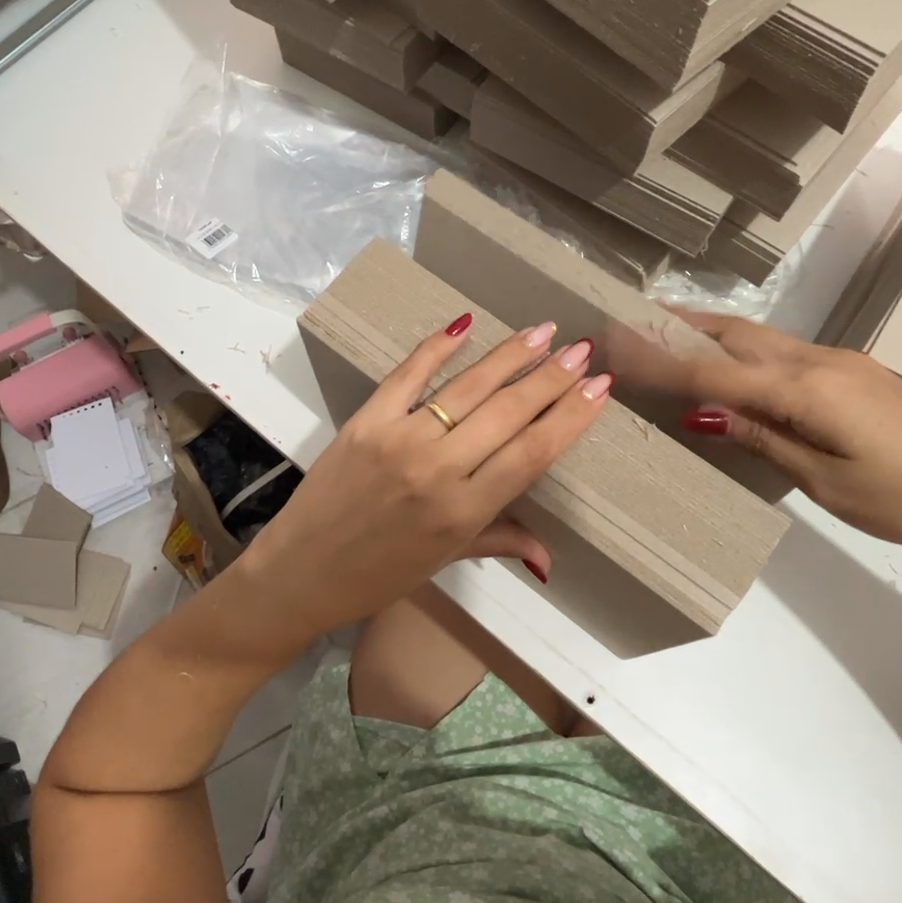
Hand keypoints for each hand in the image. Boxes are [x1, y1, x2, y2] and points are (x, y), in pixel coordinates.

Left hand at [236, 314, 612, 643]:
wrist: (300, 573)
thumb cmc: (376, 577)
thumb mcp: (443, 562)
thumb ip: (498, 541)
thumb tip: (549, 557)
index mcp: (463, 511)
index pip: (533, 453)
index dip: (571, 416)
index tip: (600, 387)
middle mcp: (438, 469)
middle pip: (509, 412)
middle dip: (552, 377)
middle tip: (582, 350)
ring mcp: (399, 439)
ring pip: (468, 388)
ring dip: (510, 356)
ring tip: (543, 332)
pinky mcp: (366, 421)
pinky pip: (408, 375)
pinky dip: (436, 347)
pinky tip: (464, 325)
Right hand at [618, 312, 901, 565]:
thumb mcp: (829, 483)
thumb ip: (763, 438)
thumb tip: (699, 413)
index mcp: (808, 390)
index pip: (713, 374)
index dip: (658, 363)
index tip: (611, 347)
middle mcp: (820, 362)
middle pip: (733, 337)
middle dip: (675, 329)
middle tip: (623, 323)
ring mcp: (842, 364)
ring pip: (757, 339)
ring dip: (706, 334)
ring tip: (658, 332)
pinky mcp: (856, 375)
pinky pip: (780, 352)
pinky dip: (738, 351)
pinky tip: (723, 363)